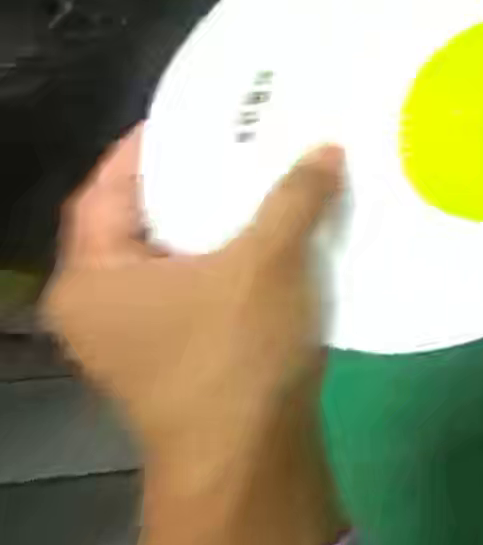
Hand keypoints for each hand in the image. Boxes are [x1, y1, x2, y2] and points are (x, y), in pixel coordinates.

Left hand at [43, 125, 347, 544]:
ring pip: (192, 244)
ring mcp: (152, 319)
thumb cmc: (233, 344)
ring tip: (288, 171)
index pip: (105, 195)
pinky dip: (253, 240)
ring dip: (236, 209)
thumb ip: (293, 199)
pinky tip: (299, 224)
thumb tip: (324, 148)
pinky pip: (220, 267)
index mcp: (97, 276)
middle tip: (259, 134)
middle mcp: (110, 295)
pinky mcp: (195, 332)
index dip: (144, 150)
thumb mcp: (266, 261)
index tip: (198, 111)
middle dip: (203, 176)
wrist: (245, 434)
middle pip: (151, 218)